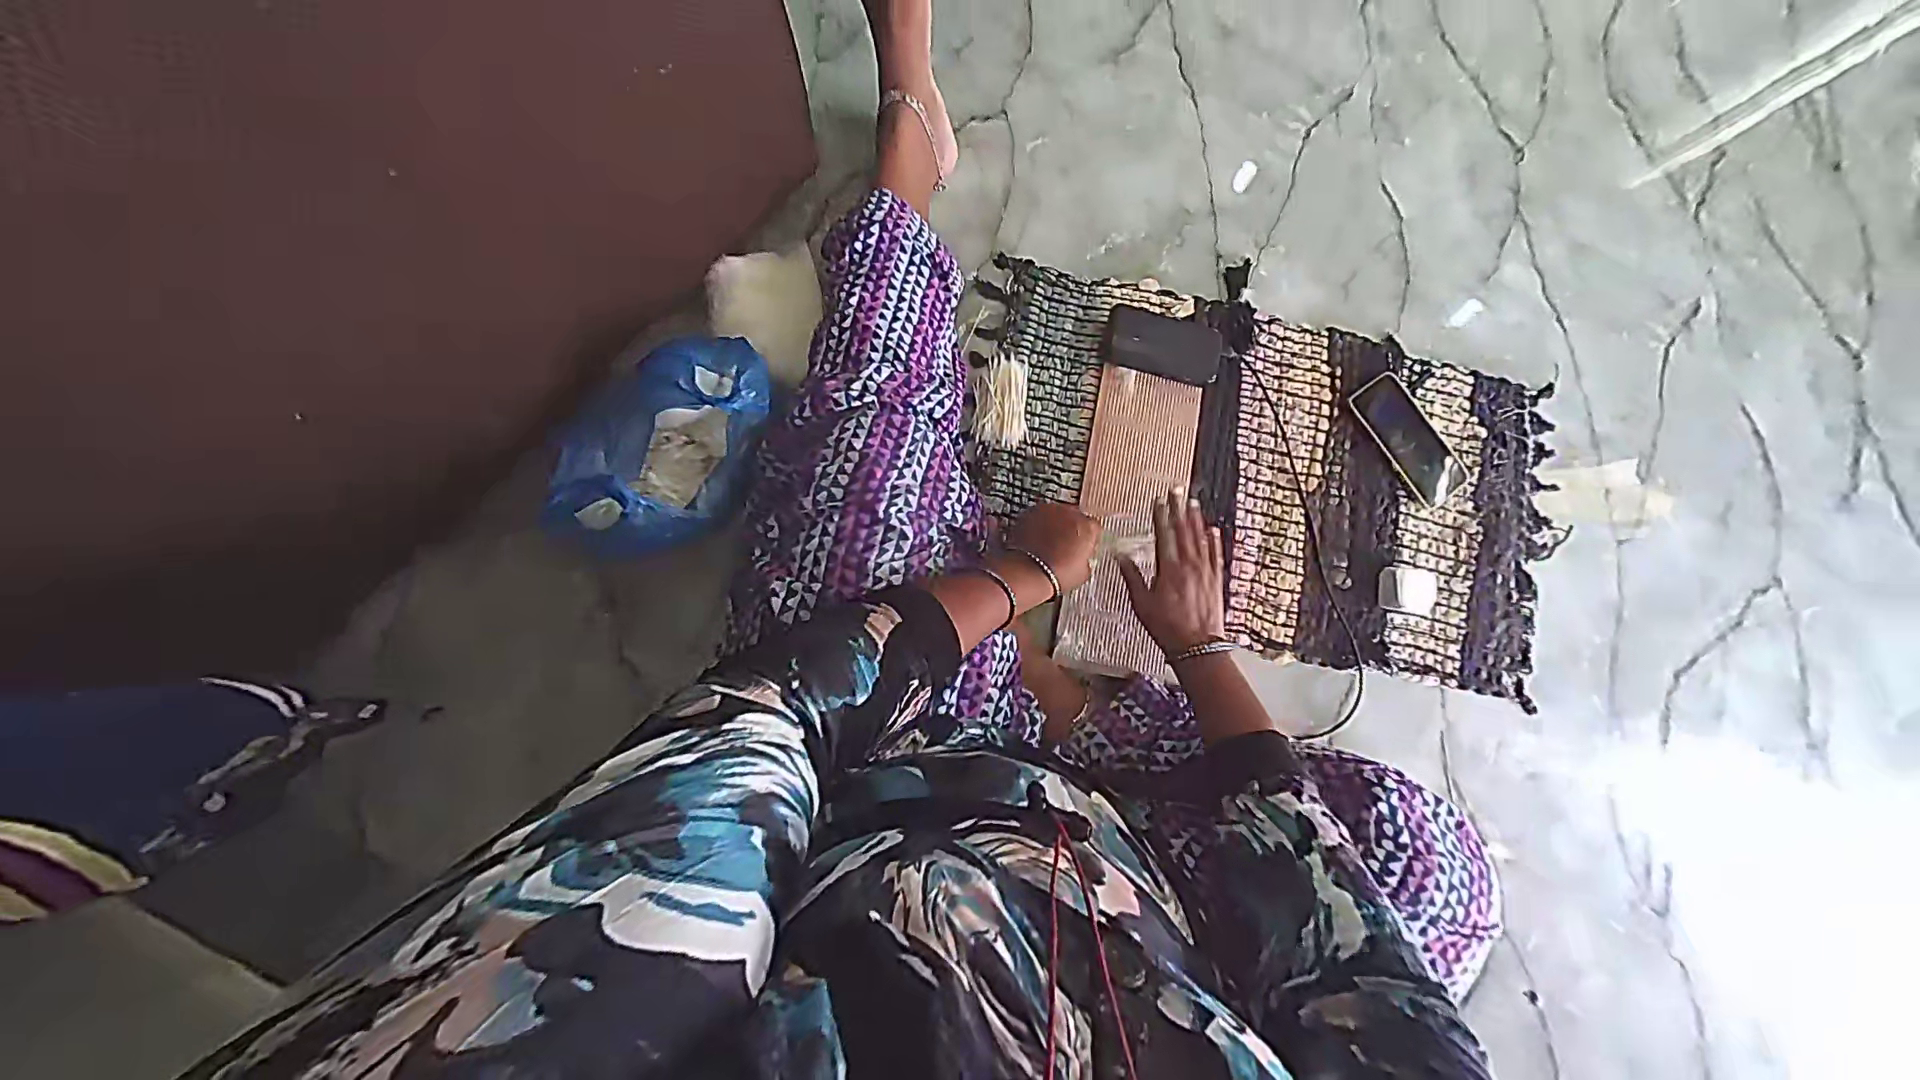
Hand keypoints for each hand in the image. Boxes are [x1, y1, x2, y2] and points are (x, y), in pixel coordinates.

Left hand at [1003, 503, 1100, 593]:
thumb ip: (1085, 559)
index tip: (1083, 548)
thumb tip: (1082, 560)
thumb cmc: (1056, 574)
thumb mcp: (1082, 573)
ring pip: (1055, 515)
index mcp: (1088, 527)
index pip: (1094, 528)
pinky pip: (1037, 517)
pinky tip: (1034, 540)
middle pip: (1074, 517)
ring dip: (1053, 525)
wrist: (1028, 572)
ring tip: (1046, 543)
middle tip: (1063, 546)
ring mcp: (1048, 511)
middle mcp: (1070, 513)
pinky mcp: (1029, 513)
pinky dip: (1036, 525)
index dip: (1088, 539)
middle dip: (1070, 529)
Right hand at [1119, 489, 1226, 656]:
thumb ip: (1132, 577)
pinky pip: (1215, 554)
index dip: (1161, 515)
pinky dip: (1215, 540)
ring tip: (1193, 503)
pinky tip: (1213, 529)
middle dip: (1179, 509)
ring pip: (1200, 538)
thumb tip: (1120, 556)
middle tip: (1177, 491)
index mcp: (1168, 569)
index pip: (1164, 534)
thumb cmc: (1166, 626)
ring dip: (1196, 519)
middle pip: (1183, 531)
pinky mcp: (1215, 580)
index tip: (1158, 501)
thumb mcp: (1141, 603)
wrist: (1196, 646)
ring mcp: (1204, 571)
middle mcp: (1188, 566)